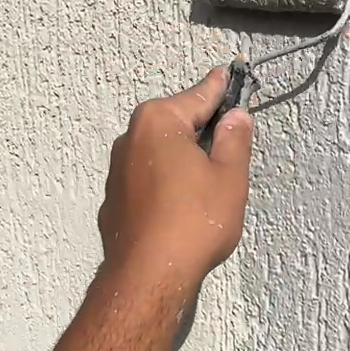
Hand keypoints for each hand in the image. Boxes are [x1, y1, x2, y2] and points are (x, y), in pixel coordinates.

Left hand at [98, 66, 252, 295]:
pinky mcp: (113, 201)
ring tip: (208, 189)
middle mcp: (130, 138)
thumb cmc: (193, 223)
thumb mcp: (230, 178)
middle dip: (202, 132)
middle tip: (230, 147)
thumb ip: (235, 141)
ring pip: (160, 155)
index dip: (220, 89)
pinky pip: (148, 182)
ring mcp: (117, 171)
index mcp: (159, 122)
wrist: (149, 276)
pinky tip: (183, 211)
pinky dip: (166, 187)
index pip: (199, 96)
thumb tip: (236, 117)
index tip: (229, 74)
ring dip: (183, 162)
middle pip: (176, 125)